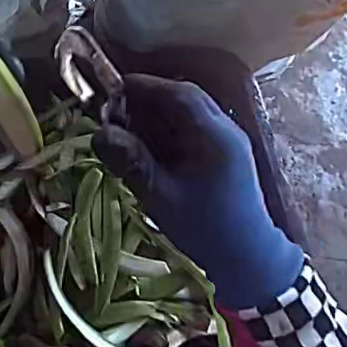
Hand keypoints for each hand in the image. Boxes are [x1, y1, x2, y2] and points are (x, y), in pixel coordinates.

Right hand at [93, 75, 301, 308]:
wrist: (248, 261)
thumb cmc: (206, 230)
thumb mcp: (161, 196)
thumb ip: (131, 161)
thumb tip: (98, 133)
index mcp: (214, 136)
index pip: (179, 94)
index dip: (145, 86)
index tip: (112, 88)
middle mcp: (223, 130)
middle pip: (182, 99)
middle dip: (145, 101)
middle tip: (111, 112)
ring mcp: (224, 141)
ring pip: (184, 113)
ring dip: (153, 116)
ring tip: (122, 129)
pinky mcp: (220, 154)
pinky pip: (188, 130)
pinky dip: (163, 131)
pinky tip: (143, 145)